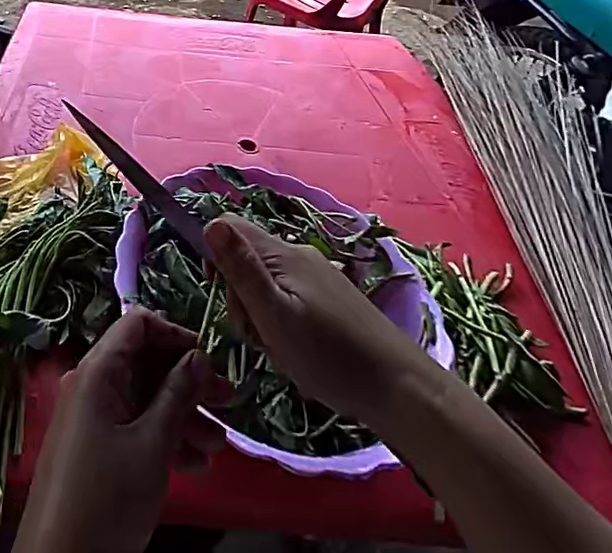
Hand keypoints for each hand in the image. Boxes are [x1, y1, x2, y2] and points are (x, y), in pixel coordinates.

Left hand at [13, 308, 224, 552]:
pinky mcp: (94, 446)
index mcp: (97, 372)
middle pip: (145, 362)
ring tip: (216, 445)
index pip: (137, 324)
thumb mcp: (151, 445)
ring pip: (144, 397)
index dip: (175, 334)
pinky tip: (193, 463)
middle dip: (188, 381)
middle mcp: (91, 385)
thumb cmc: (106, 498)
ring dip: (182, 415)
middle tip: (229, 401)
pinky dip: (163, 436)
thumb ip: (177, 395)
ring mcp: (91, 416)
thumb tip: (199, 355)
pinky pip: (133, 424)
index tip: (210, 358)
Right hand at [205, 213, 432, 424]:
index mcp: (281, 253)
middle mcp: (299, 254)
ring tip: (279, 347)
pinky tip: (297, 348)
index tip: (222, 296)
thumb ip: (241, 269)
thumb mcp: (273, 316)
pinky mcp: (331, 296)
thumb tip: (211, 223)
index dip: (215, 256)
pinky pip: (289, 294)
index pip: (228, 225)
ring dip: (260, 311)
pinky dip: (282, 318)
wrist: (401, 388)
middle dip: (239, 294)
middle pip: (246, 257)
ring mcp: (318, 274)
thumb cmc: (329, 357)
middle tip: (257, 335)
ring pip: (267, 280)